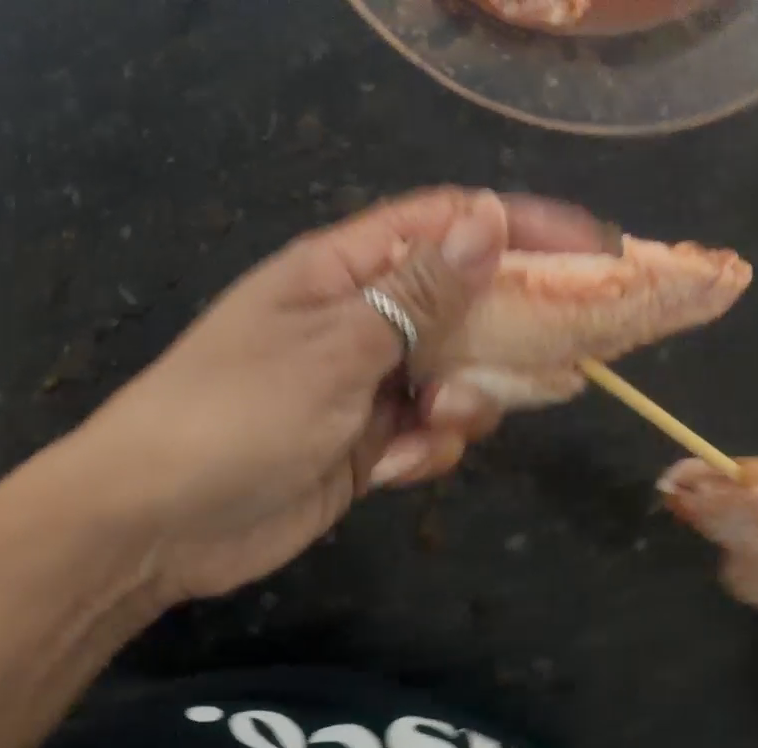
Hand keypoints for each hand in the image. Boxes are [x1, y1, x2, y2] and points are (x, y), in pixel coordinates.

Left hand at [57, 187, 610, 601]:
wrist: (159, 520)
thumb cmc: (235, 415)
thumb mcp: (332, 347)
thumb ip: (416, 295)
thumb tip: (489, 218)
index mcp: (338, 271)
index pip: (443, 225)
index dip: (520, 228)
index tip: (598, 254)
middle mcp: (354, 322)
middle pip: (460, 306)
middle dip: (504, 336)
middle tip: (548, 367)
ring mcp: (357, 391)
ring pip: (451, 381)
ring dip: (461, 405)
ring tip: (433, 424)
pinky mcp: (357, 452)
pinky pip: (420, 439)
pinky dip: (423, 453)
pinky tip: (393, 472)